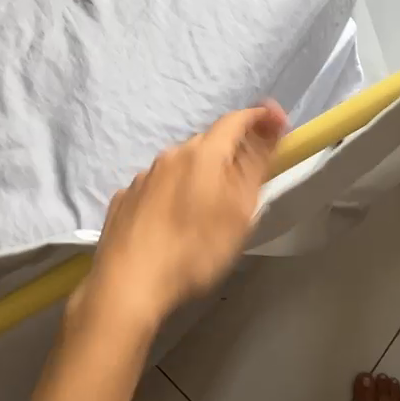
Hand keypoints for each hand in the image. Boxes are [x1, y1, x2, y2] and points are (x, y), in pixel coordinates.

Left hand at [75, 102, 288, 329]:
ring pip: (179, 167)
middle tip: (243, 184)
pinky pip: (156, 188)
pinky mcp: (123, 200)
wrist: (128, 284)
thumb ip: (257, 160)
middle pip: (207, 144)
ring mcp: (143, 177)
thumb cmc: (194, 248)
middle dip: (228, 155)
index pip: (235, 121)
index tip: (276, 123)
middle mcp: (170, 155)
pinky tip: (171, 222)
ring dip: (197, 177)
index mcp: (202, 154)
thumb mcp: (239, 209)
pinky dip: (170, 196)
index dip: (258, 118)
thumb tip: (272, 116)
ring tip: (205, 210)